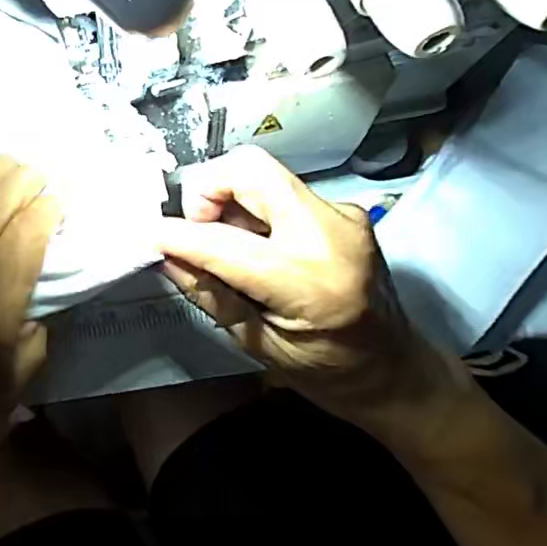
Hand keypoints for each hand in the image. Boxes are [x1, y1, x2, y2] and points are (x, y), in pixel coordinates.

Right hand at [154, 145, 477, 454]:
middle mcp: (329, 234)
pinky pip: (281, 190)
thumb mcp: (258, 346)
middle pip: (249, 169)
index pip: (223, 242)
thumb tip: (168, 256)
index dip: (177, 236)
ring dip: (229, 198)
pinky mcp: (343, 210)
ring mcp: (341, 214)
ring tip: (226, 240)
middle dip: (206, 190)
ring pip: (263, 173)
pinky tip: (257, 243)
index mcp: (309, 283)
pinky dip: (253, 207)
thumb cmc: (329, 376)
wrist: (398, 373)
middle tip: (197, 229)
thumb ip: (211, 294)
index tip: (148, 235)